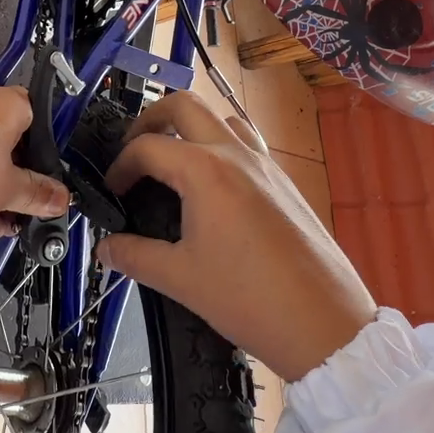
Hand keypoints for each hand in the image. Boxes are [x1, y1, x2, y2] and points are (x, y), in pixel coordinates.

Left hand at [0, 86, 69, 235]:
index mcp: (9, 103)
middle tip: (23, 204)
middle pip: (9, 136)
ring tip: (1, 220)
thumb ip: (38, 193)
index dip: (42, 146)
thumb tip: (62, 199)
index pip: (37, 115)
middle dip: (16, 173)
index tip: (43, 175)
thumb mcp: (12, 188)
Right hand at [96, 91, 377, 381]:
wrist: (326, 327)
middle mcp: (234, 154)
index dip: (120, 166)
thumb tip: (106, 248)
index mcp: (204, 170)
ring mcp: (265, 164)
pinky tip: (214, 183)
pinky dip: (220, 144)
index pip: (147, 147)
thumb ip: (135, 257)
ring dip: (190, 126)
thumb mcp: (181, 279)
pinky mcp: (284, 181)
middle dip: (150, 120)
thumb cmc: (250, 300)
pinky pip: (246, 141)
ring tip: (172, 160)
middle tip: (134, 150)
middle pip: (183, 105)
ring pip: (219, 117)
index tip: (112, 192)